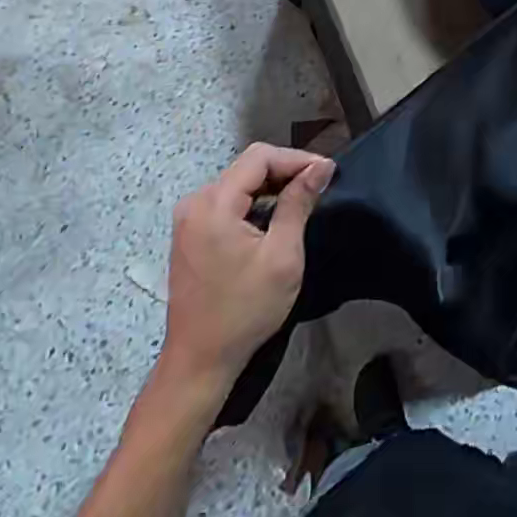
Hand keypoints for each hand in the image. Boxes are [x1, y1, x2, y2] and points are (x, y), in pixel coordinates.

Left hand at [162, 143, 334, 382]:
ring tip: (303, 200)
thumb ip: (298, 204)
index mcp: (214, 204)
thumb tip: (321, 167)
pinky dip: (254, 202)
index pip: (259, 157)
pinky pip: (227, 202)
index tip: (327, 172)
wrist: (200, 359)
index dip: (296, 158)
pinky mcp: (190, 233)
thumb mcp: (282, 256)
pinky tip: (275, 218)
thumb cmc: (245, 310)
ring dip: (271, 187)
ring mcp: (189, 218)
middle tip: (320, 185)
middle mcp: (195, 202)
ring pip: (238, 183)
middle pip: (247, 167)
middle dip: (286, 170)